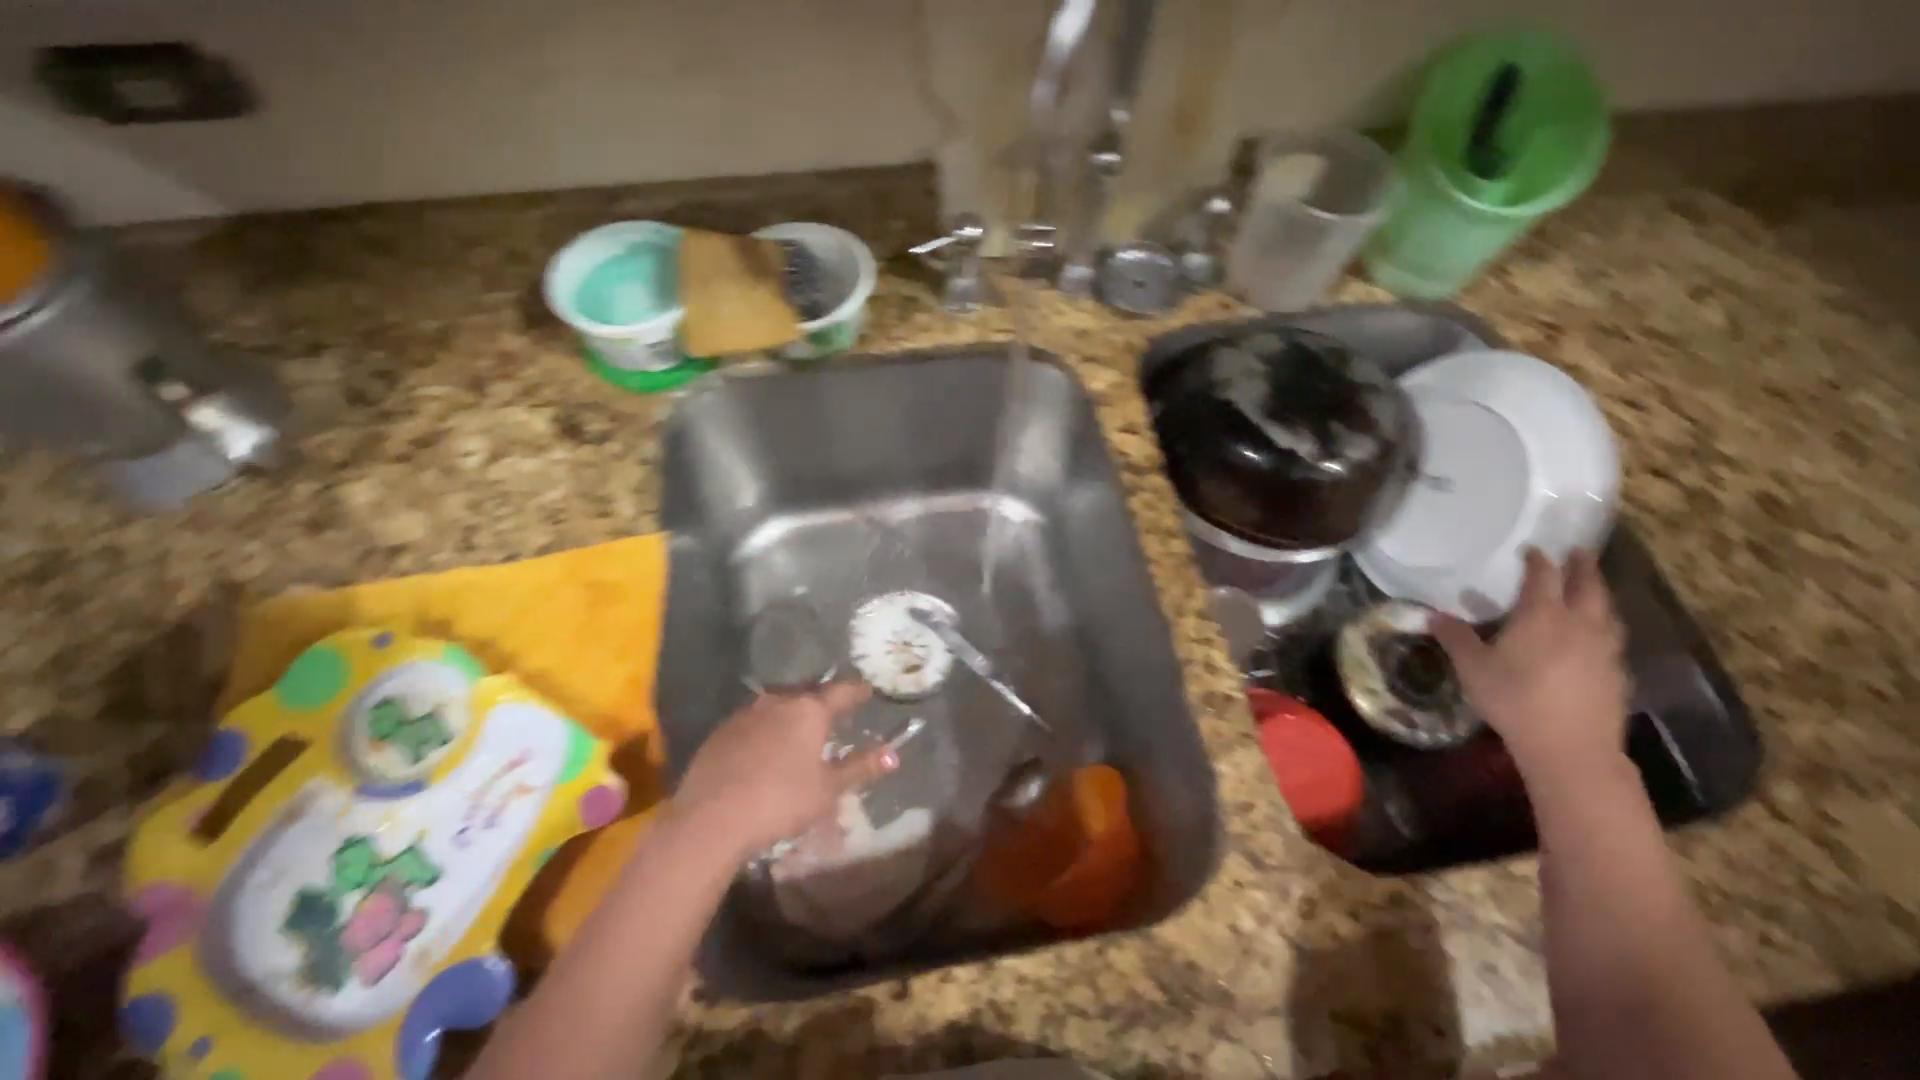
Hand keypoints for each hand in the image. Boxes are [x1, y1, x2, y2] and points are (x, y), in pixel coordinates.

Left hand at [670, 682, 897, 858]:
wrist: (712, 817)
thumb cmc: (781, 801)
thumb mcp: (828, 790)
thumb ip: (860, 768)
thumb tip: (893, 755)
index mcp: (809, 711)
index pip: (841, 692)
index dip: (857, 691)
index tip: (868, 690)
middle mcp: (777, 703)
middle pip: (807, 694)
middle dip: (822, 700)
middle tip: (835, 710)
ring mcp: (744, 715)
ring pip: (776, 706)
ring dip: (791, 714)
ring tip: (800, 728)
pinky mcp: (720, 733)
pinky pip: (752, 723)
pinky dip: (765, 729)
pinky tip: (765, 748)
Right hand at [1431, 549, 1629, 783]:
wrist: (1570, 747)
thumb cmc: (1514, 700)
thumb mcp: (1473, 669)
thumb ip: (1455, 638)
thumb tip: (1432, 615)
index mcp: (1543, 615)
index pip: (1543, 577)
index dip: (1538, 561)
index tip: (1533, 551)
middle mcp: (1580, 623)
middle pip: (1587, 586)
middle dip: (1582, 567)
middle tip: (1579, 553)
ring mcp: (1604, 648)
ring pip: (1607, 611)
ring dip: (1600, 595)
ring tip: (1593, 591)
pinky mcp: (1617, 673)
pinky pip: (1614, 639)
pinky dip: (1606, 627)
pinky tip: (1599, 638)